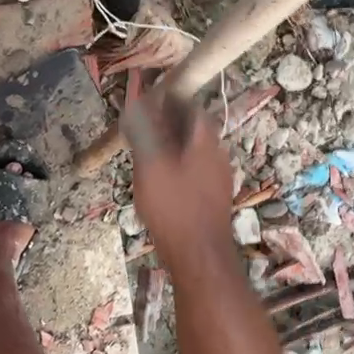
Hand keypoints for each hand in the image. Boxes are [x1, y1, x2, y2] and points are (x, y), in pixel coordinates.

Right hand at [120, 73, 234, 248]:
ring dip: (170, 144)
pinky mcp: (212, 198)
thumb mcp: (150, 164)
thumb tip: (135, 103)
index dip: (168, 98)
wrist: (198, 255)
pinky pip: (192, 170)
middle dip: (167, 121)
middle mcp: (217, 154)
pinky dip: (175, 164)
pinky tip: (158, 178)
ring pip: (192, 150)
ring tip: (144, 150)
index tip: (146, 98)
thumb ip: (144, 131)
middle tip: (140, 123)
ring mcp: (217, 178)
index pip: (190, 105)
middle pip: (192, 127)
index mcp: (205, 141)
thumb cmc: (173, 206)